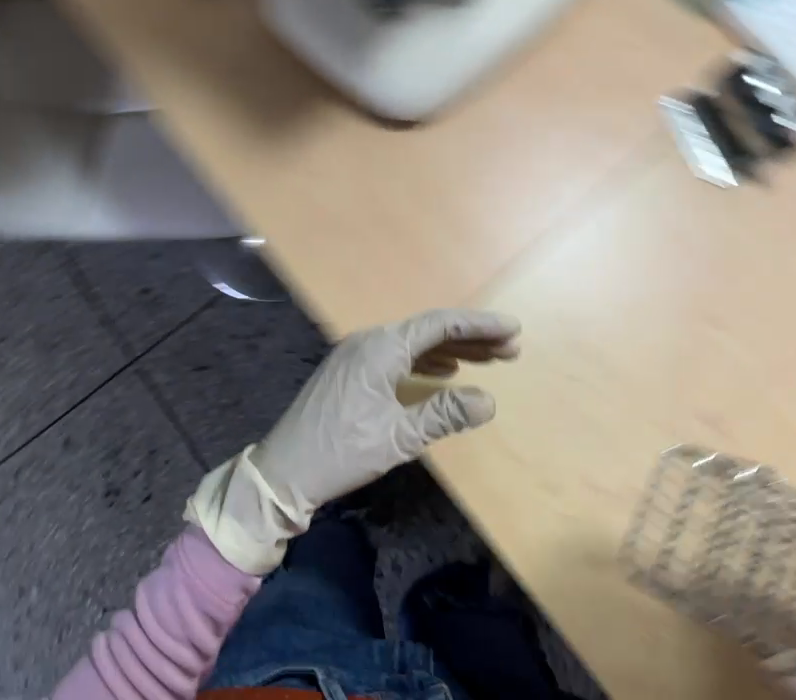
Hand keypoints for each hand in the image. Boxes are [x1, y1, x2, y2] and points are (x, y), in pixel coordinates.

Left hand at [185, 309, 520, 573]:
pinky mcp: (351, 371)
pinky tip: (446, 370)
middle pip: (428, 330)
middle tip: (511, 348)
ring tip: (489, 360)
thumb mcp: (398, 438)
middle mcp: (369, 341)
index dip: (478, 325)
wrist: (283, 470)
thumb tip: (489, 400)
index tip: (513, 329)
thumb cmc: (341, 453)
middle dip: (471, 337)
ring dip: (451, 349)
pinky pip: (397, 355)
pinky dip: (427, 361)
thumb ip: (444, 415)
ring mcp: (356, 355)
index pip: (439, 325)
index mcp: (380, 348)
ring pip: (413, 343)